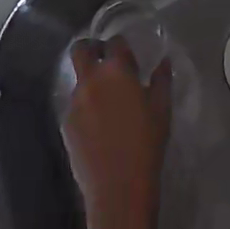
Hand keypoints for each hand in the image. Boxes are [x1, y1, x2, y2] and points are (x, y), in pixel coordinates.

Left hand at [63, 37, 171, 228]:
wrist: (118, 186)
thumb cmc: (146, 141)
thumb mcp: (162, 107)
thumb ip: (161, 79)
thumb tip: (163, 62)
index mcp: (116, 71)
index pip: (114, 42)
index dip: (121, 45)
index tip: (129, 57)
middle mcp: (91, 80)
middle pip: (80, 50)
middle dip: (90, 47)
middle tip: (104, 58)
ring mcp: (74, 103)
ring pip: (78, 80)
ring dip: (90, 82)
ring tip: (107, 102)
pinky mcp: (65, 125)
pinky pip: (75, 106)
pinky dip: (85, 106)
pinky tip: (99, 125)